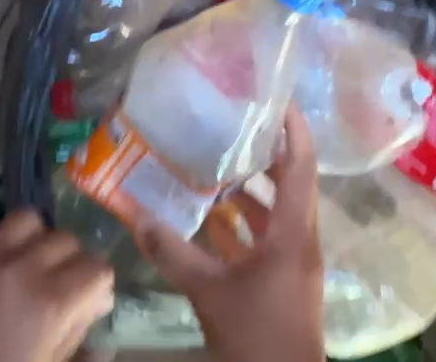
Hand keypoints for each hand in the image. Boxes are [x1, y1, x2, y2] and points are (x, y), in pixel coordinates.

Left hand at [0, 209, 113, 361]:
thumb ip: (76, 340)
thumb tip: (99, 316)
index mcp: (50, 303)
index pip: (97, 268)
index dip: (99, 286)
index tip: (92, 303)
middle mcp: (21, 268)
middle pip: (66, 239)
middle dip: (73, 263)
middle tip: (65, 289)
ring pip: (29, 219)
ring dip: (39, 239)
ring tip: (34, 266)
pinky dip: (6, 242)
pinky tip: (2, 269)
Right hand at [137, 111, 324, 361]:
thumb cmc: (255, 336)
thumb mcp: (208, 291)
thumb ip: (172, 251)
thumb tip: (135, 214)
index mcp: (293, 234)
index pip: (301, 168)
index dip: (294, 131)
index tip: (279, 98)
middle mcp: (300, 240)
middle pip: (290, 182)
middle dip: (265, 151)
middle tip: (233, 122)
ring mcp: (294, 261)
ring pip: (277, 210)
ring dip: (251, 187)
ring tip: (213, 160)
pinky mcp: (283, 279)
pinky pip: (267, 235)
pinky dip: (243, 220)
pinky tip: (210, 214)